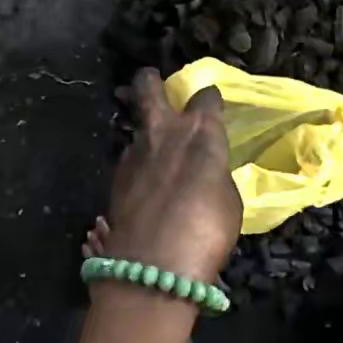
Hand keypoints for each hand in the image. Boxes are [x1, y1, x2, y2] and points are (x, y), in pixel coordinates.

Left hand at [99, 68, 242, 284]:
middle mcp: (163, 131)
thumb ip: (213, 171)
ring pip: (137, 127)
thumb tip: (203, 168)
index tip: (211, 103)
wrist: (155, 263)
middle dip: (148, 79)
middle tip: (151, 80)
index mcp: (199, 132)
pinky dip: (139, 163)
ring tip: (154, 150)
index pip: (206, 97)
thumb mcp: (227, 199)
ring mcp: (133, 150)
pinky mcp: (116, 174)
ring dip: (145, 132)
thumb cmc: (207, 231)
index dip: (210, 99)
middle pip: (147, 86)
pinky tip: (145, 183)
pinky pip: (130, 158)